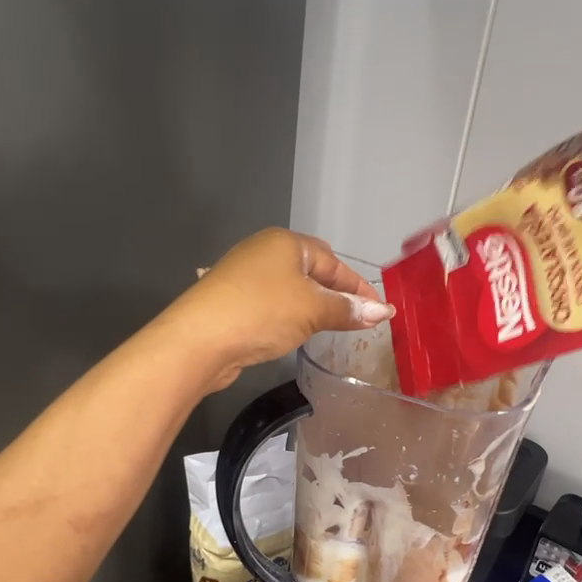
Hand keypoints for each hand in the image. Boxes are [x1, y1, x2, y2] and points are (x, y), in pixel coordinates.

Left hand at [156, 228, 392, 391]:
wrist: (200, 339)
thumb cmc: (262, 312)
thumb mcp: (312, 310)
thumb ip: (347, 310)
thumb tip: (381, 312)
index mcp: (286, 242)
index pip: (334, 262)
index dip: (359, 287)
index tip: (380, 312)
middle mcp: (264, 252)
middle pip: (312, 271)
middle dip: (336, 293)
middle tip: (357, 318)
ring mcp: (244, 276)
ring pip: (291, 289)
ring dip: (313, 306)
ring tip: (331, 328)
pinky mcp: (231, 301)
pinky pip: (272, 305)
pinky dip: (289, 316)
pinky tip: (294, 332)